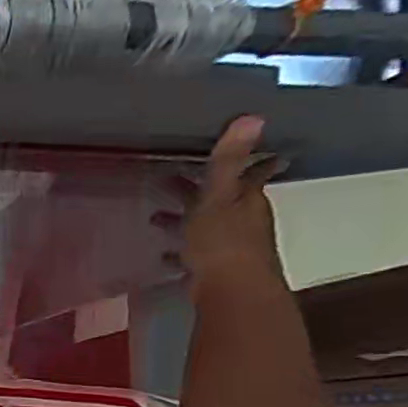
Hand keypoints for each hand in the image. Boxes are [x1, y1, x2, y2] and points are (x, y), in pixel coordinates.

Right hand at [178, 116, 286, 287]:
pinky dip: (179, 250)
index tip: (252, 148)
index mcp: (246, 199)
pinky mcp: (212, 267)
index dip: (250, 160)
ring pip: (205, 225)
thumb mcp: (218, 197)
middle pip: (222, 198)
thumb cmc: (222, 241)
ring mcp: (228, 244)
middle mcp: (242, 219)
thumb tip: (251, 117)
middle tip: (173, 178)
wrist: (229, 289)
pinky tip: (163, 254)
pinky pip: (192, 253)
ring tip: (155, 216)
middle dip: (200, 188)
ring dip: (184, 219)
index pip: (251, 172)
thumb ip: (228, 161)